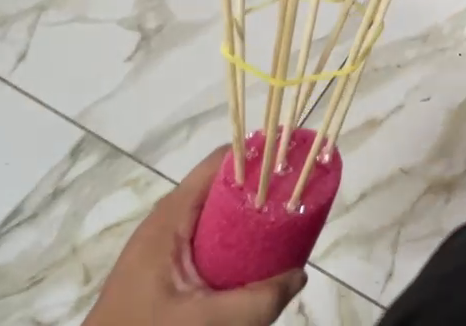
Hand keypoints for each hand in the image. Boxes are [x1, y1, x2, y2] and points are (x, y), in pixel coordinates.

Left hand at [84, 150, 306, 325]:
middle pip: (227, 187)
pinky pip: (213, 244)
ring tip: (288, 233)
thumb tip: (299, 274)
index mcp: (170, 219)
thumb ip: (262, 299)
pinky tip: (258, 268)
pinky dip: (238, 247)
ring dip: (254, 222)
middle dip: (265, 191)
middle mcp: (168, 224)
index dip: (263, 157)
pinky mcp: (167, 274)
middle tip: (299, 204)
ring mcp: (166, 250)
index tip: (299, 167)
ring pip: (221, 218)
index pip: (222, 162)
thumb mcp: (209, 324)